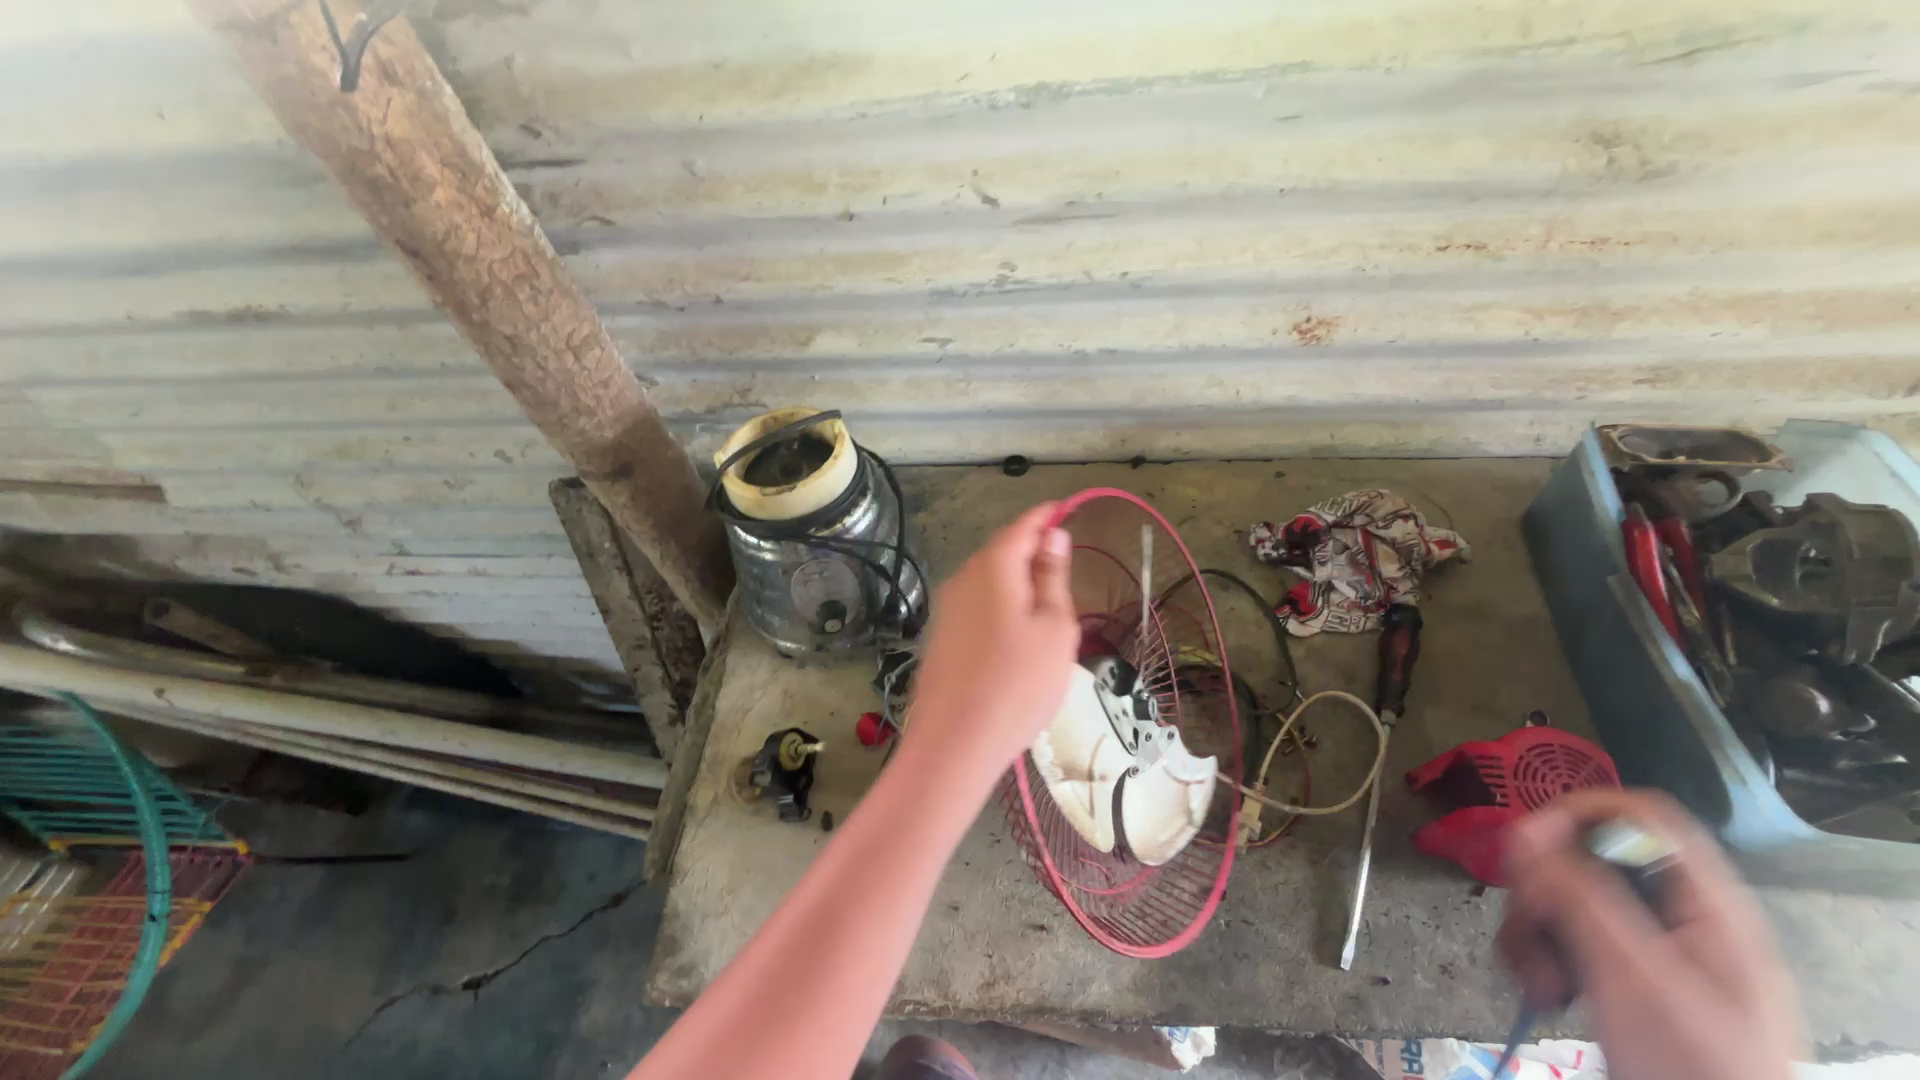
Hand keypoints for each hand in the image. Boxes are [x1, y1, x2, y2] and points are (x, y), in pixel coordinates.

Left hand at [904, 502, 1078, 777]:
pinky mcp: (941, 637)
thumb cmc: (1018, 684)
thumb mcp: (1054, 628)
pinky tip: (1016, 636)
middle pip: (1001, 551)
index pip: (1022, 526)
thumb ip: (1053, 576)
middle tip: (1065, 569)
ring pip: (988, 580)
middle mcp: (962, 579)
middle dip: (1032, 551)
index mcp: (992, 568)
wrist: (955, 744)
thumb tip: (1053, 535)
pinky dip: (1000, 605)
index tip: (1069, 512)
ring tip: (1047, 607)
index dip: (1047, 516)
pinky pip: (977, 605)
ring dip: (1017, 581)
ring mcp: (946, 609)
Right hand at [1497, 789, 1802, 1079]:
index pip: (1641, 815)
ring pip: (1567, 897)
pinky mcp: (1622, 974)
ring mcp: (1649, 947)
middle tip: (1527, 929)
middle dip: (1542, 890)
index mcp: (1704, 906)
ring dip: (1533, 930)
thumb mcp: (1632, 978)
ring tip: (1537, 981)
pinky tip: (1543, 991)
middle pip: (1588, 858)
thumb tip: (1525, 826)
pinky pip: (1565, 935)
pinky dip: (1540, 955)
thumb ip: (1581, 895)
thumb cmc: (1691, 1067)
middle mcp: (1676, 916)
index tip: (1525, 846)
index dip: (1579, 813)